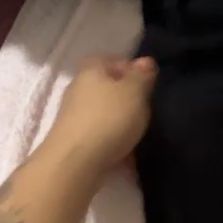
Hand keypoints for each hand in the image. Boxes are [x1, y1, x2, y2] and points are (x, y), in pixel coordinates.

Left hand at [38, 57, 156, 177]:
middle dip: (128, 98)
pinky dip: (113, 140)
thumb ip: (142, 75)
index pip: (113, 60)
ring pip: (104, 111)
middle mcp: (78, 87)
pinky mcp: (74, 138)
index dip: (133, 69)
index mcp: (91, 69)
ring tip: (139, 133)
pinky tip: (126, 152)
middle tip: (147, 110)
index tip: (149, 85)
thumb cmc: (109, 119)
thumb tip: (145, 61)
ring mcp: (73, 114)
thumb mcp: (135, 91)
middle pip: (108, 87)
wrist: (75, 162)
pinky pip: (100, 133)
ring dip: (121, 121)